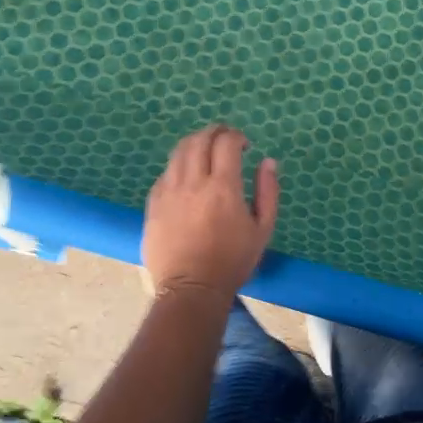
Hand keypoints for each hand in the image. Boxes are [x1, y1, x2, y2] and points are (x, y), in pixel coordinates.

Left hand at [141, 125, 278, 299]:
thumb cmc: (232, 262)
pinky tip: (186, 176)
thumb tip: (268, 161)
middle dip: (214, 132)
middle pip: (200, 140)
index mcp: (223, 187)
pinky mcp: (153, 204)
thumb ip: (268, 191)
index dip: (236, 136)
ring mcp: (169, 192)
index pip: (226, 143)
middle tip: (224, 138)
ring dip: (194, 144)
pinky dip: (178, 166)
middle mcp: (193, 182)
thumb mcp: (262, 229)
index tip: (244, 145)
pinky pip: (164, 173)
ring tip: (204, 151)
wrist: (191, 291)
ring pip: (179, 151)